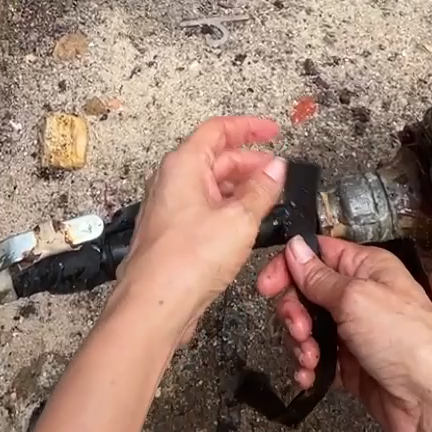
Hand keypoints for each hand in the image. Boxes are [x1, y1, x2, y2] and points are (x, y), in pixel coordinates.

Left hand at [111, 116, 286, 343]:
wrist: (154, 305)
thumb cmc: (187, 260)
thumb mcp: (239, 219)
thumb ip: (261, 190)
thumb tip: (276, 168)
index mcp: (183, 164)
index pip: (218, 130)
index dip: (248, 127)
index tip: (273, 131)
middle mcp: (172, 180)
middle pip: (215, 157)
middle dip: (249, 161)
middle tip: (278, 171)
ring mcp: (171, 206)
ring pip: (211, 184)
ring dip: (241, 186)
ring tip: (269, 197)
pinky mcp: (173, 231)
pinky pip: (205, 207)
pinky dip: (228, 207)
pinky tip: (247, 221)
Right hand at [255, 236, 431, 431]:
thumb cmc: (403, 339)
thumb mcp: (355, 298)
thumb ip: (318, 276)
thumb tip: (294, 246)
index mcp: (365, 267)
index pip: (316, 253)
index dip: (288, 266)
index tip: (266, 286)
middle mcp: (358, 294)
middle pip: (306, 291)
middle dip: (294, 310)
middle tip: (299, 329)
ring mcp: (353, 331)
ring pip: (307, 325)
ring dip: (300, 341)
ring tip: (311, 358)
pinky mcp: (350, 364)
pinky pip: (316, 357)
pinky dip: (307, 365)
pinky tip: (309, 376)